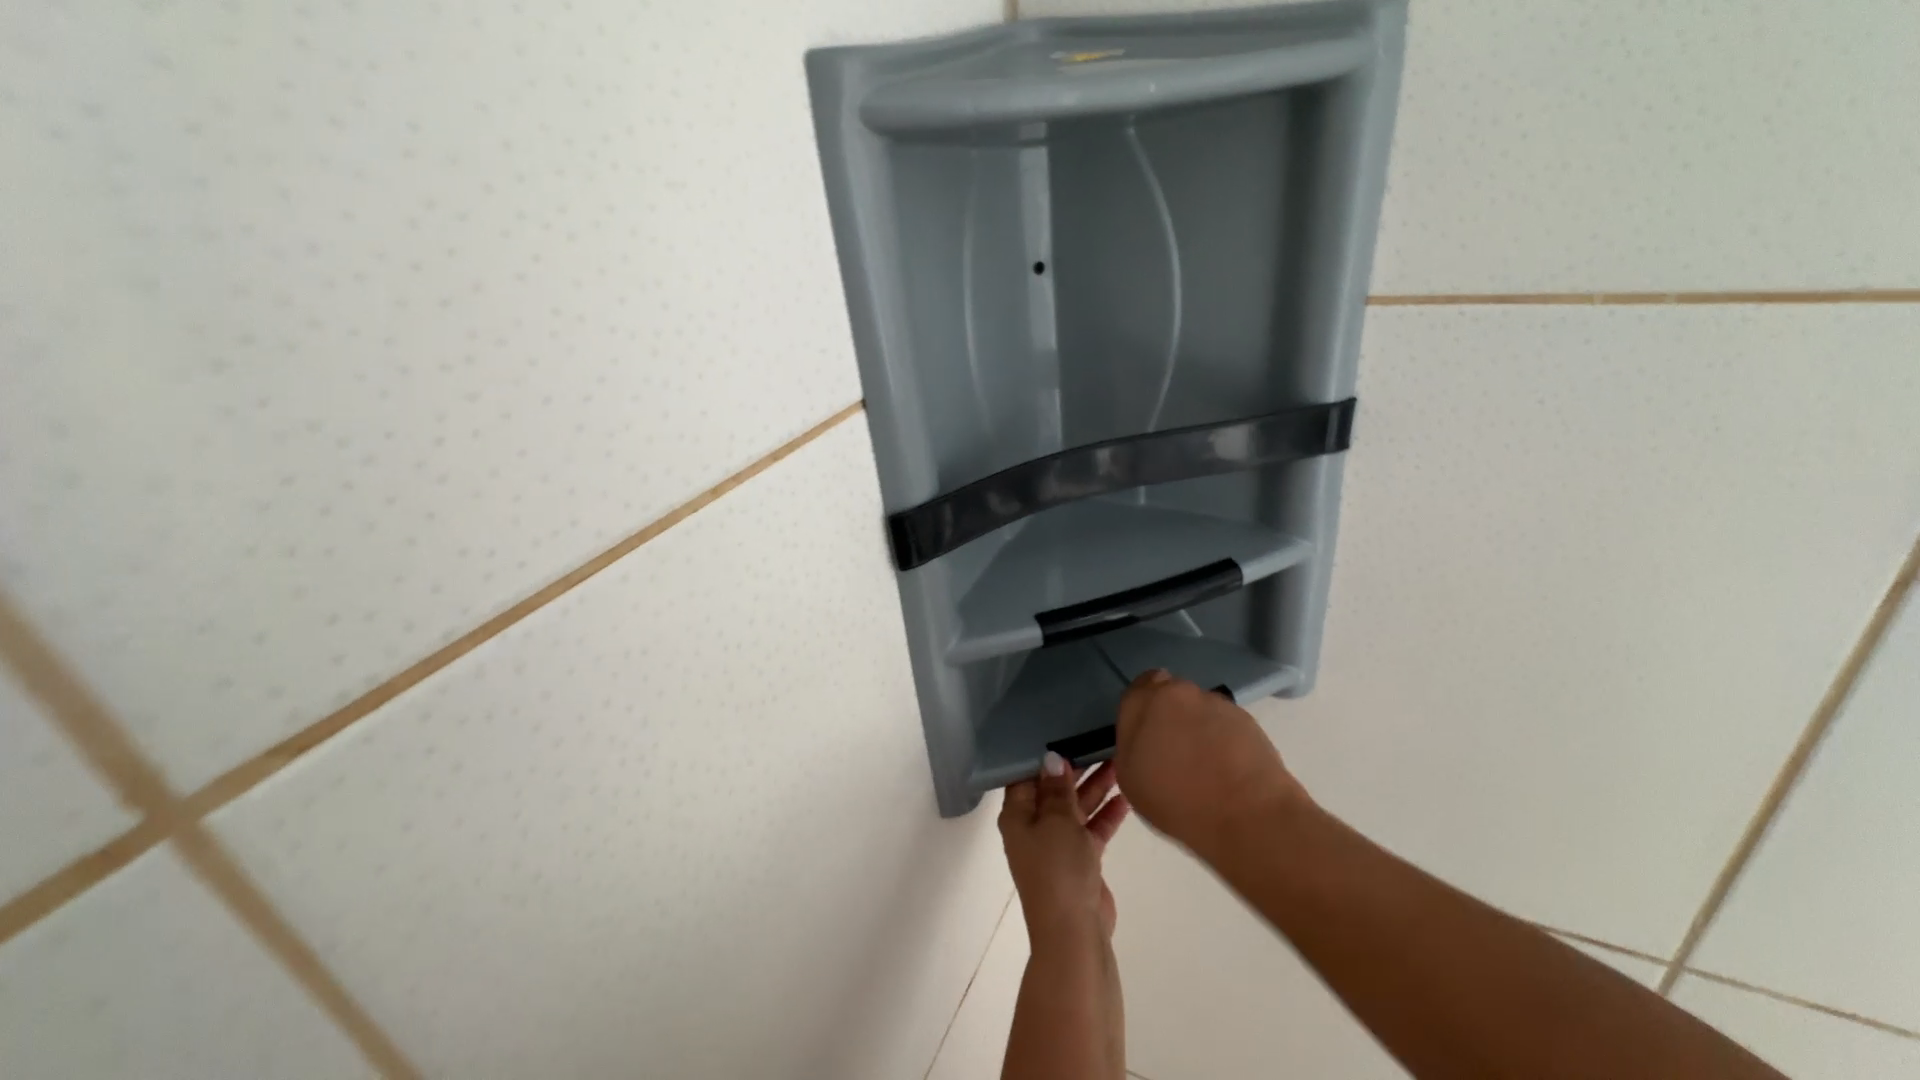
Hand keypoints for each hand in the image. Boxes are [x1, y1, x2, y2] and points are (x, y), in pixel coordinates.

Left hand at [999, 755, 1130, 938]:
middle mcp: (1034, 826)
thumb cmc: (1057, 869)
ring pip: (1077, 806)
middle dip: (1077, 766)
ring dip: (1096, 786)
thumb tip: (1052, 757)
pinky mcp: (1080, 859)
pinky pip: (1092, 828)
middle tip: (1099, 737)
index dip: (1044, 753)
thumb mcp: (1057, 821)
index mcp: (1017, 815)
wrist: (1074, 930)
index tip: (1064, 726)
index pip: (1026, 775)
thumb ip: (1057, 789)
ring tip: (1120, 758)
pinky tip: (1127, 796)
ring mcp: (1057, 844)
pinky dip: (1107, 814)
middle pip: (1054, 789)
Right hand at [1113, 669, 1308, 858]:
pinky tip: (1227, 770)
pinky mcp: (1248, 720)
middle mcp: (1181, 692)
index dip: (1141, 710)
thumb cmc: (1176, 799)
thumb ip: (1130, 744)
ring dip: (1198, 728)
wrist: (1246, 813)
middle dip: (1170, 716)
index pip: (1138, 688)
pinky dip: (1223, 740)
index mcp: (1146, 701)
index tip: (1145, 737)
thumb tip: (1143, 734)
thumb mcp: (1129, 778)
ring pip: (1200, 710)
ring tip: (1205, 767)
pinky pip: (1226, 725)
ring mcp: (1218, 704)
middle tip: (1172, 753)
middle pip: (1170, 695)